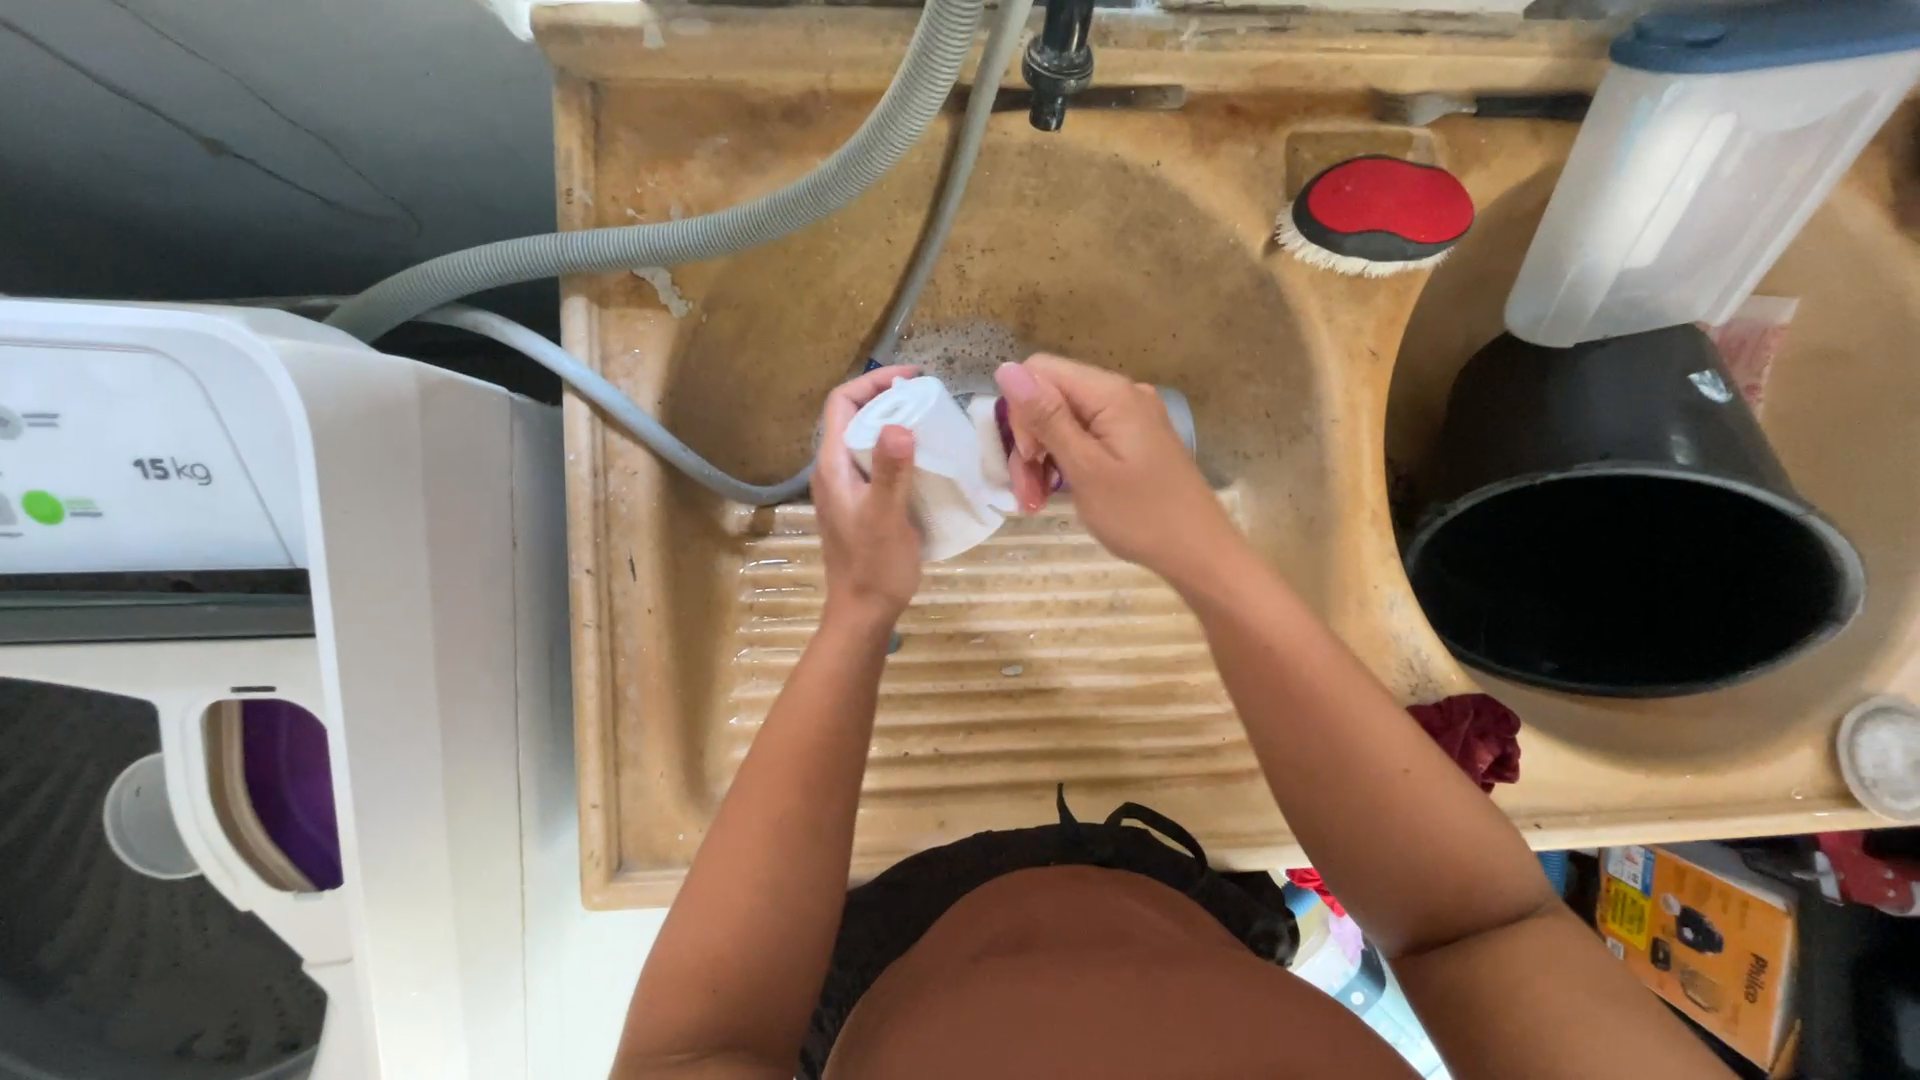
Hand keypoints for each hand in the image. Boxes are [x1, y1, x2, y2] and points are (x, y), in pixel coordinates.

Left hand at [813, 365, 922, 627]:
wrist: (863, 611)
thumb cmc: (873, 565)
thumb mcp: (885, 516)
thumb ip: (890, 471)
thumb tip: (898, 425)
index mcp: (833, 465)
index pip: (843, 403)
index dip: (874, 382)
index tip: (912, 379)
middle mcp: (835, 470)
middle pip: (855, 416)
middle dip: (889, 398)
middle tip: (929, 398)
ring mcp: (848, 488)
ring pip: (868, 439)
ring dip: (896, 423)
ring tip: (931, 421)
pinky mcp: (862, 503)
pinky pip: (878, 463)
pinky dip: (900, 450)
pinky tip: (927, 460)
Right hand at [994, 354, 1237, 584]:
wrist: (1198, 552)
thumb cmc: (1140, 515)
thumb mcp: (1085, 468)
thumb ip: (1047, 418)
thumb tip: (1006, 370)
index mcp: (1110, 394)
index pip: (1040, 371)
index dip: (1021, 410)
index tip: (1028, 456)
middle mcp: (1120, 395)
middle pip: (1050, 398)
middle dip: (1029, 442)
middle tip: (1027, 492)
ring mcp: (1129, 418)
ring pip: (1063, 423)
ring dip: (1042, 460)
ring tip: (1036, 502)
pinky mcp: (1132, 441)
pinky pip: (1085, 439)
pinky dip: (1065, 464)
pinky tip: (1055, 495)